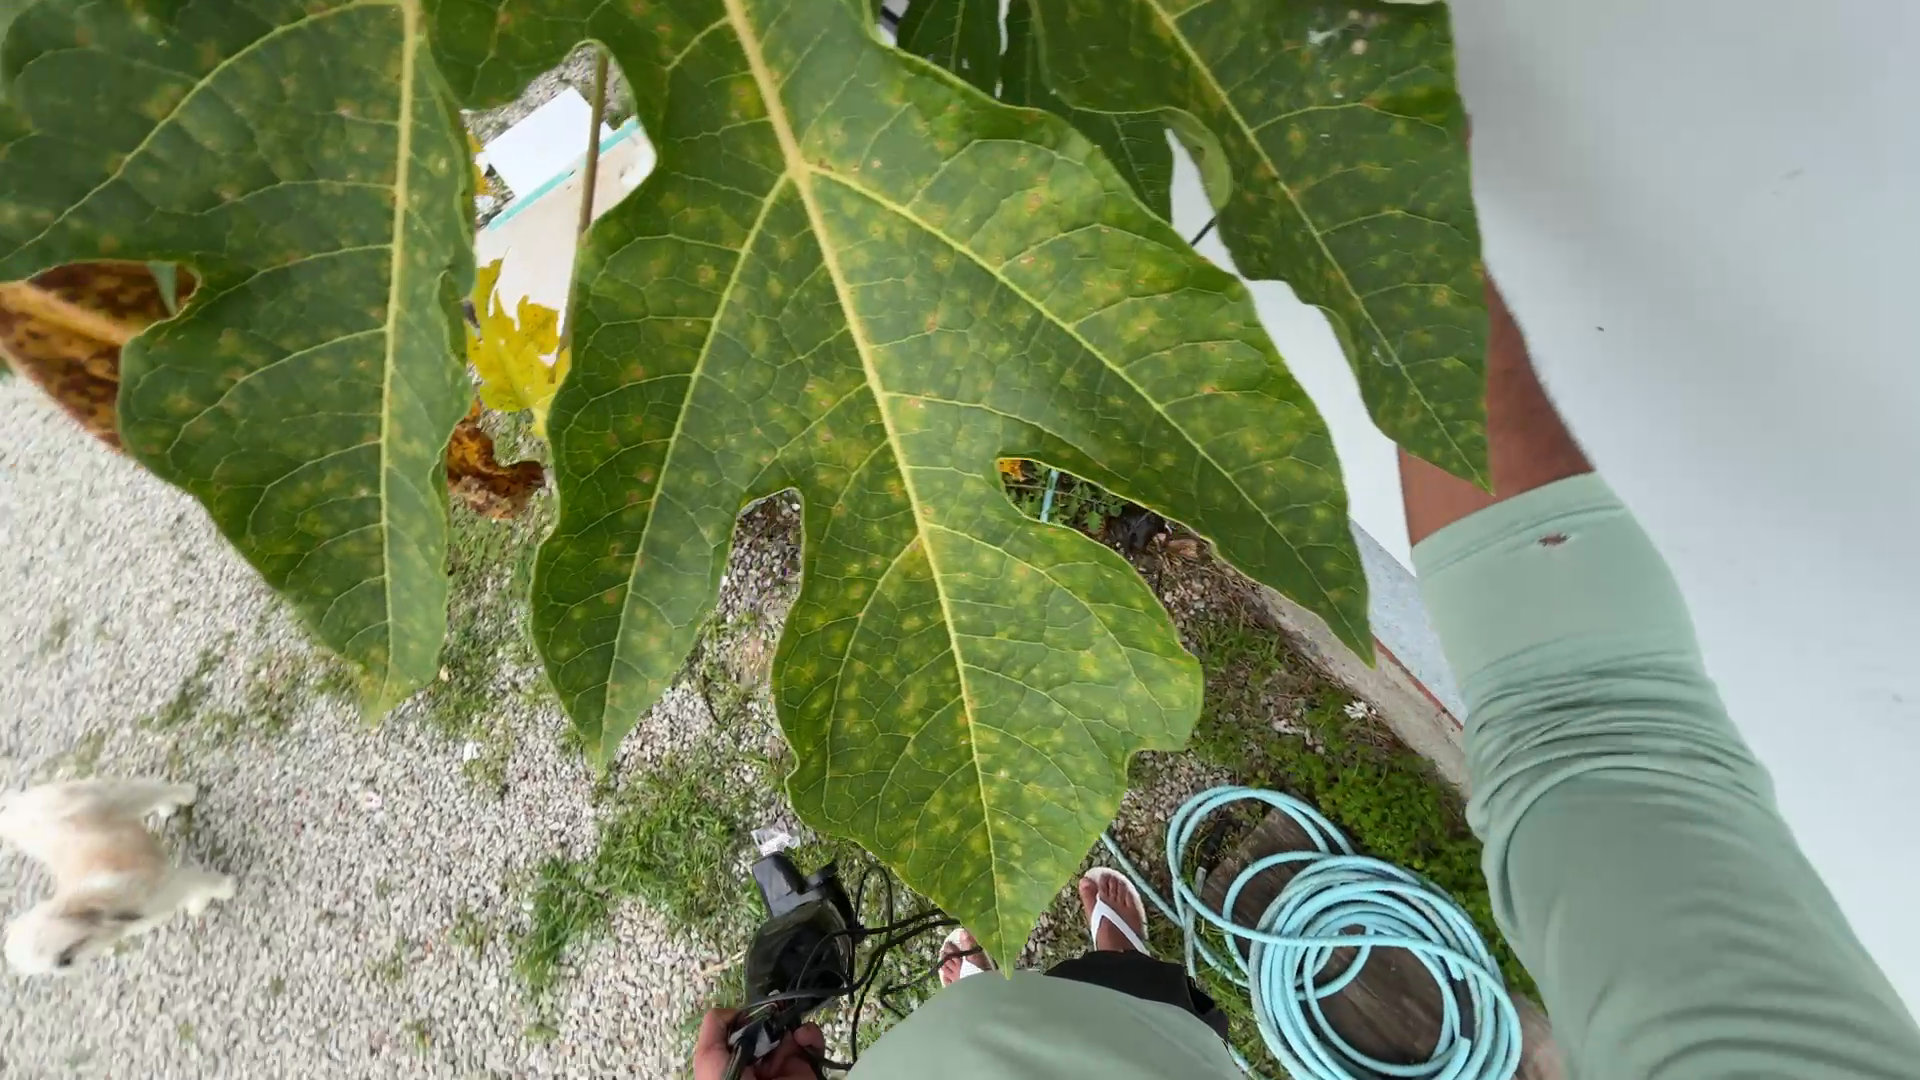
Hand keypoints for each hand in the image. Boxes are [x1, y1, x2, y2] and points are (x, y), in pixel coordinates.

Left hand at [691, 1009, 825, 1079]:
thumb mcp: (708, 1060)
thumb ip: (714, 1029)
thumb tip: (736, 1010)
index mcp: (734, 1061)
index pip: (744, 1028)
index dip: (749, 1018)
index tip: (753, 1016)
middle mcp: (759, 1062)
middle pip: (770, 1025)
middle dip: (773, 1017)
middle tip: (774, 1017)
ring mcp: (783, 1064)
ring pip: (792, 1028)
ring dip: (792, 1023)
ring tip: (789, 1033)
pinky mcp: (806, 1067)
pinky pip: (812, 1042)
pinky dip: (811, 1033)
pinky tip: (802, 1037)